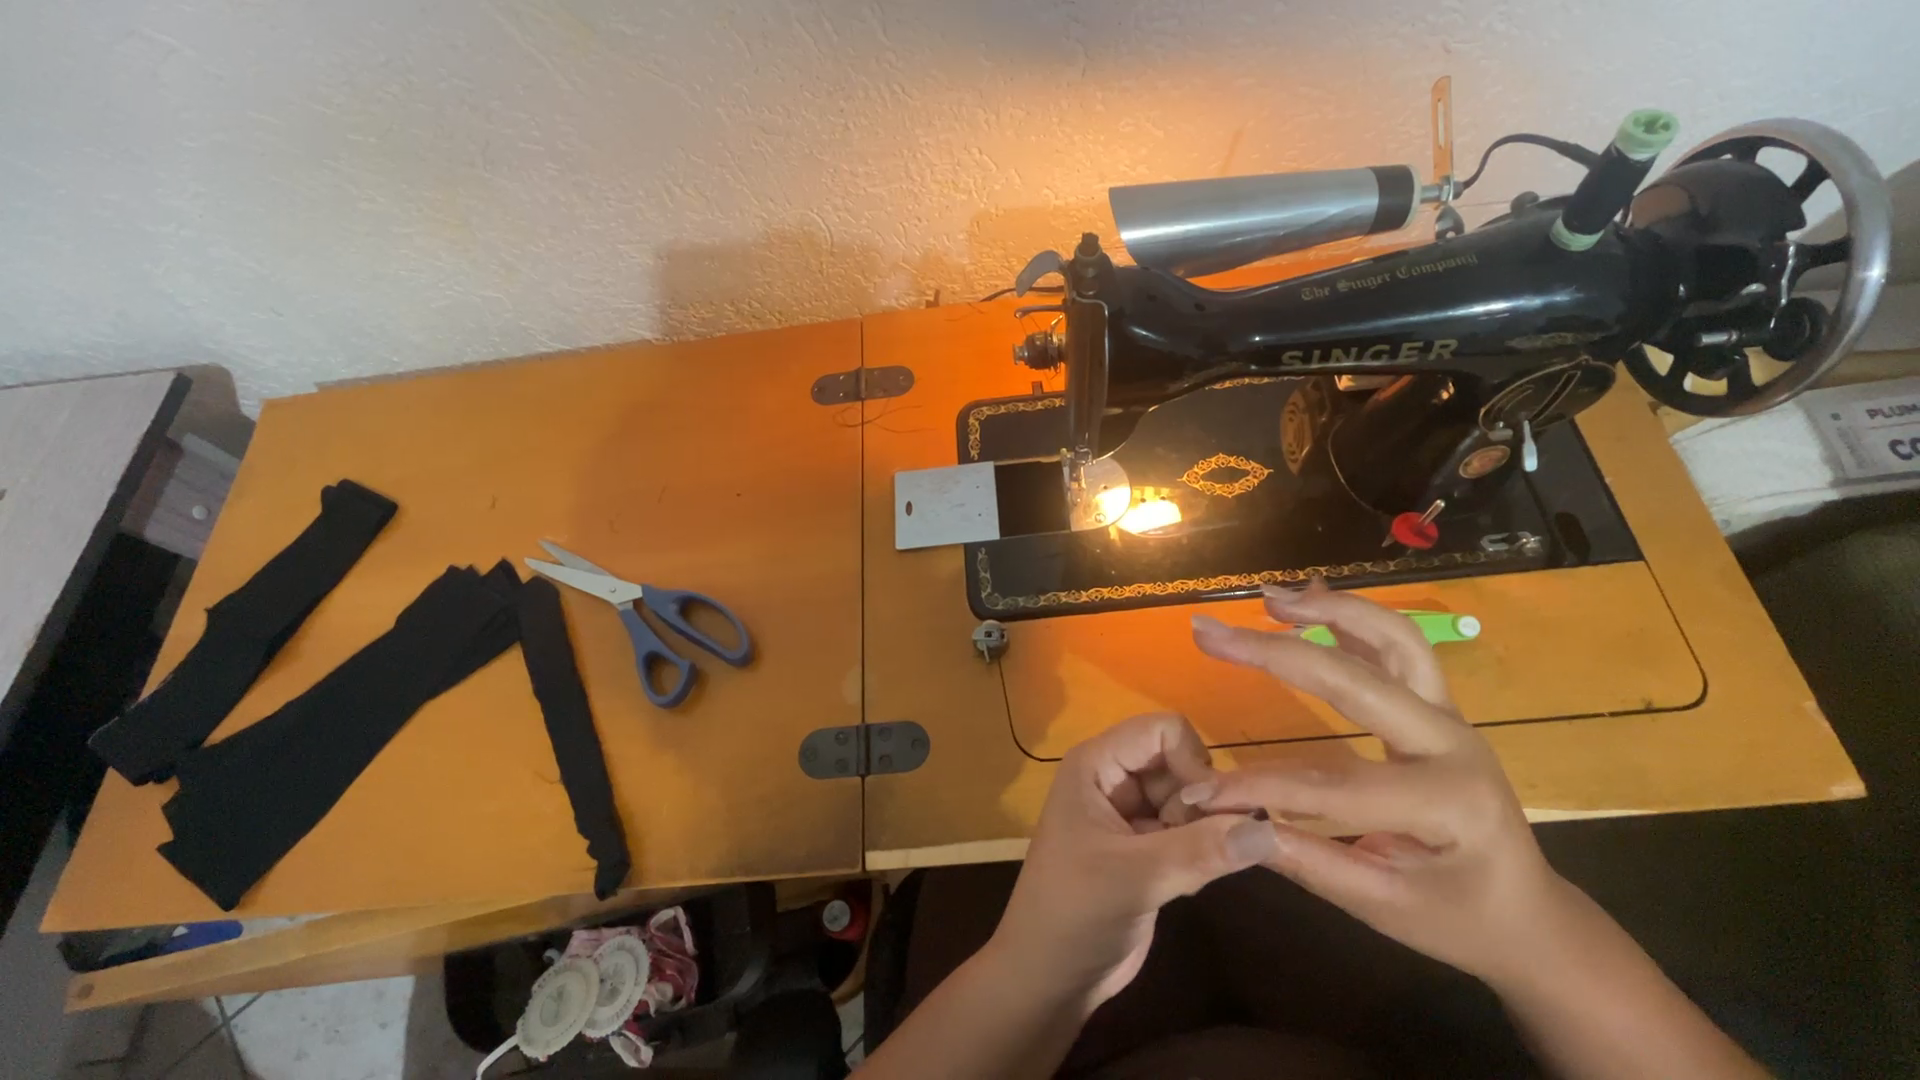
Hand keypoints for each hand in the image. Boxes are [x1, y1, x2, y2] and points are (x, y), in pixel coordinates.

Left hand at [990, 712, 1279, 1007]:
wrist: (1051, 977)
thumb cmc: (1073, 915)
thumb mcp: (1134, 878)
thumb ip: (1199, 850)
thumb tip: (1267, 830)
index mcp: (1096, 765)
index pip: (1163, 730)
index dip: (1193, 762)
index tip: (1204, 812)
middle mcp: (1114, 779)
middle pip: (1182, 762)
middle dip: (1201, 802)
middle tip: (1199, 849)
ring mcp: (1132, 814)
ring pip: (1192, 798)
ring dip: (1204, 832)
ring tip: (1186, 872)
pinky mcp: (1149, 848)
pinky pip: (1193, 830)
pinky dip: (1203, 851)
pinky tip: (1187, 885)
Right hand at [1182, 582, 1575, 983]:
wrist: (1529, 914)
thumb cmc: (1458, 918)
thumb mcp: (1382, 906)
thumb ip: (1307, 861)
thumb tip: (1230, 825)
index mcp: (1447, 801)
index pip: (1330, 784)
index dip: (1257, 785)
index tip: (1196, 792)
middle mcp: (1454, 743)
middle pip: (1358, 679)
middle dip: (1275, 652)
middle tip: (1209, 631)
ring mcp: (1452, 717)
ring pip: (1395, 639)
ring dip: (1329, 611)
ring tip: (1270, 598)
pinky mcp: (1440, 708)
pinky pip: (1398, 648)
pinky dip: (1350, 620)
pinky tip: (1307, 604)